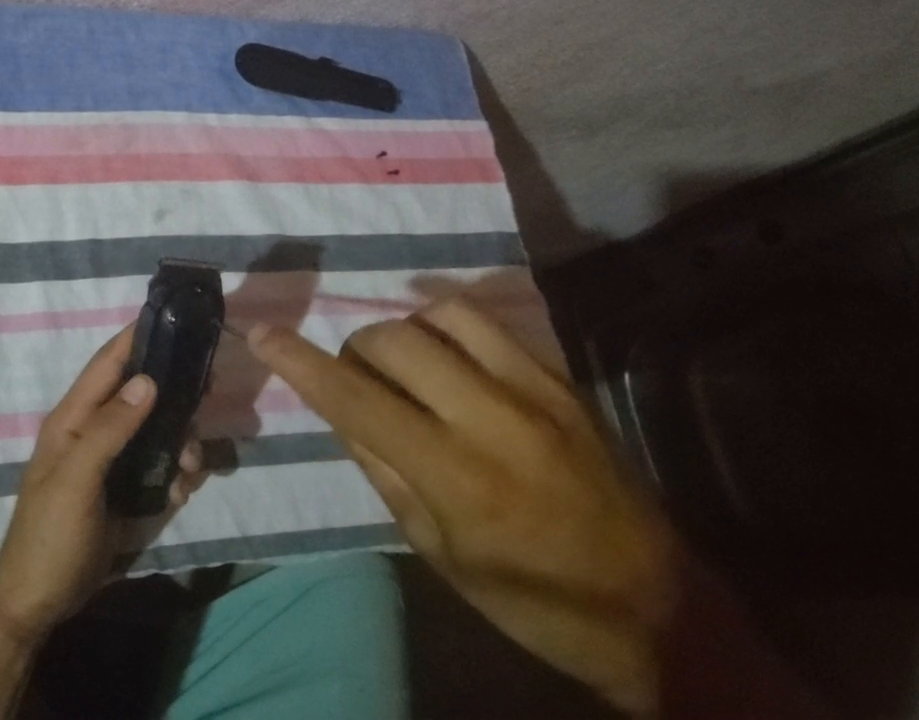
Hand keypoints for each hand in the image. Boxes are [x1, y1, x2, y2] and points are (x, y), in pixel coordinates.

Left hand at [0, 326, 207, 641]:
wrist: (40, 601)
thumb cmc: (49, 536)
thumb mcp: (75, 481)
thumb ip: (108, 430)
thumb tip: (146, 380)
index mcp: (72, 421)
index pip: (106, 365)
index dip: (135, 338)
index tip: (172, 316)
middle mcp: (94, 433)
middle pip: (141, 395)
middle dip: (174, 393)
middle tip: (208, 391)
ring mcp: (112, 463)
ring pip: (158, 432)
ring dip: (182, 442)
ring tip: (193, 466)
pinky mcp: (127, 492)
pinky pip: (161, 468)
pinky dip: (177, 474)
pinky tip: (182, 491)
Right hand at [247, 300, 677, 714]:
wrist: (654, 604)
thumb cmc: (529, 598)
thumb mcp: (438, 551)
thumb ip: (384, 471)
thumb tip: (341, 411)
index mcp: (456, 476)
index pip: (357, 400)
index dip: (302, 364)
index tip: (264, 334)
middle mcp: (493, 416)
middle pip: (395, 341)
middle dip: (356, 348)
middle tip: (356, 379)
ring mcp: (536, 389)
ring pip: (443, 314)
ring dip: (404, 330)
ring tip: (403, 363)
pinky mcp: (563, 378)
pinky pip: (490, 324)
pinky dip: (449, 329)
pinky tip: (447, 357)